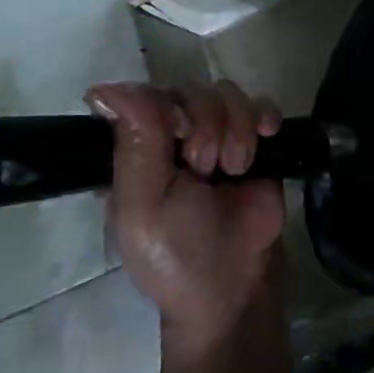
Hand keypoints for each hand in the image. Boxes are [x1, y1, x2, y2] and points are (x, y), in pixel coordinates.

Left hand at [85, 81, 285, 357]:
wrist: (235, 282)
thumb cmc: (176, 252)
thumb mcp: (144, 208)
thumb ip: (134, 148)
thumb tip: (106, 91)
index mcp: (136, 150)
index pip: (145, 97)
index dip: (166, 107)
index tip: (179, 137)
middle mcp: (175, 137)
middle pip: (191, 91)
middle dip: (206, 126)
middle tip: (207, 168)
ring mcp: (218, 137)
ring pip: (228, 94)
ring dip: (237, 129)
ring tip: (236, 168)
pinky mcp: (257, 143)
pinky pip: (262, 105)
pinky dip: (266, 116)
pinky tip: (267, 137)